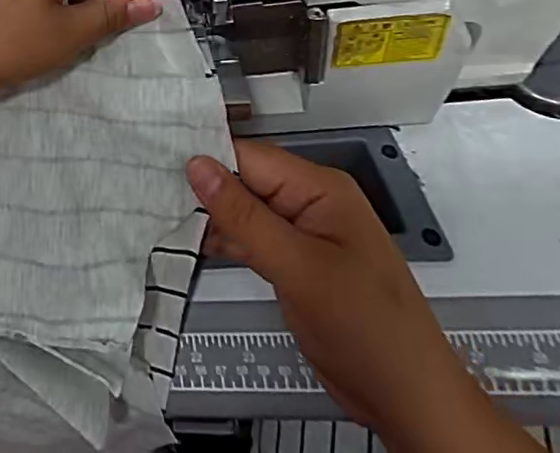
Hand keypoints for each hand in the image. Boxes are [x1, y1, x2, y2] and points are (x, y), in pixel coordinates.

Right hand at [188, 142, 531, 451]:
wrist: (410, 402)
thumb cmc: (368, 330)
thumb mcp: (300, 268)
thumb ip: (245, 216)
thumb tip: (197, 165)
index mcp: (319, 188)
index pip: (250, 158)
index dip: (206, 159)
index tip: (156, 161)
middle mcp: (309, 202)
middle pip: (245, 180)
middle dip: (203, 187)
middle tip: (149, 189)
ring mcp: (302, 234)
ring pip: (245, 209)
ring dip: (210, 215)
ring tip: (160, 211)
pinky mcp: (295, 262)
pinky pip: (253, 237)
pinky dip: (226, 239)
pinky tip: (193, 242)